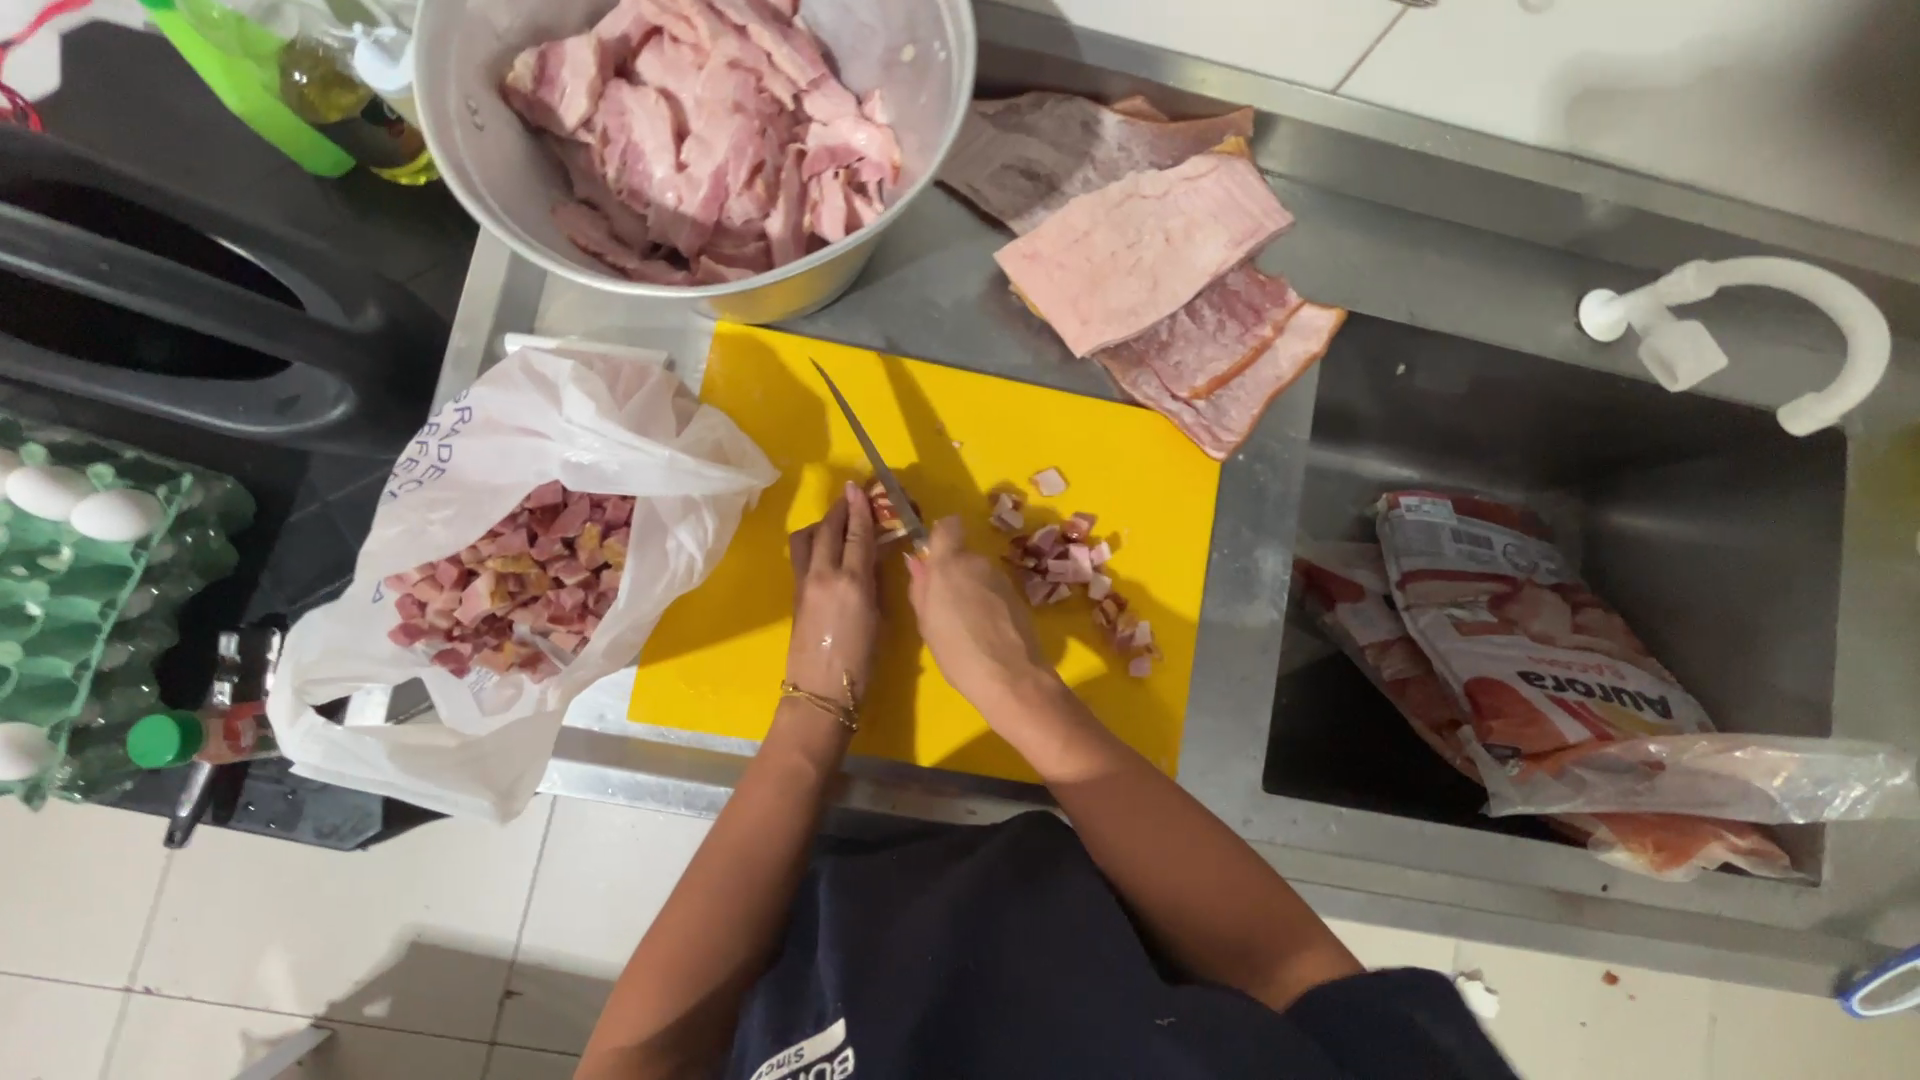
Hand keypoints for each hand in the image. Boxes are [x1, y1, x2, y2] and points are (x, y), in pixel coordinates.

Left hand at [786, 482, 880, 703]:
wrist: (821, 692)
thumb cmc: (860, 662)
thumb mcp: (879, 619)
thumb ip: (876, 583)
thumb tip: (874, 560)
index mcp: (852, 582)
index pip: (857, 533)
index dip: (860, 508)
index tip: (860, 487)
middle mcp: (824, 575)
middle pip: (829, 529)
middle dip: (841, 509)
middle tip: (852, 495)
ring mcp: (805, 583)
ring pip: (807, 538)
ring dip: (823, 524)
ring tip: (838, 523)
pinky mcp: (795, 595)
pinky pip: (803, 556)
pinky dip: (816, 543)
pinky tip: (828, 550)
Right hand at [907, 516, 1057, 712]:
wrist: (1010, 676)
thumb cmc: (956, 651)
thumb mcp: (927, 623)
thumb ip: (921, 588)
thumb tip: (917, 563)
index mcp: (949, 564)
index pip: (948, 526)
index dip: (940, 537)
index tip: (933, 559)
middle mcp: (978, 563)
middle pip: (963, 556)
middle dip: (954, 573)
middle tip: (944, 605)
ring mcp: (1002, 578)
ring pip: (980, 574)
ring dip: (971, 589)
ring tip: (965, 624)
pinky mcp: (1019, 596)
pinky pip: (994, 591)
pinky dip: (988, 603)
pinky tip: (986, 630)